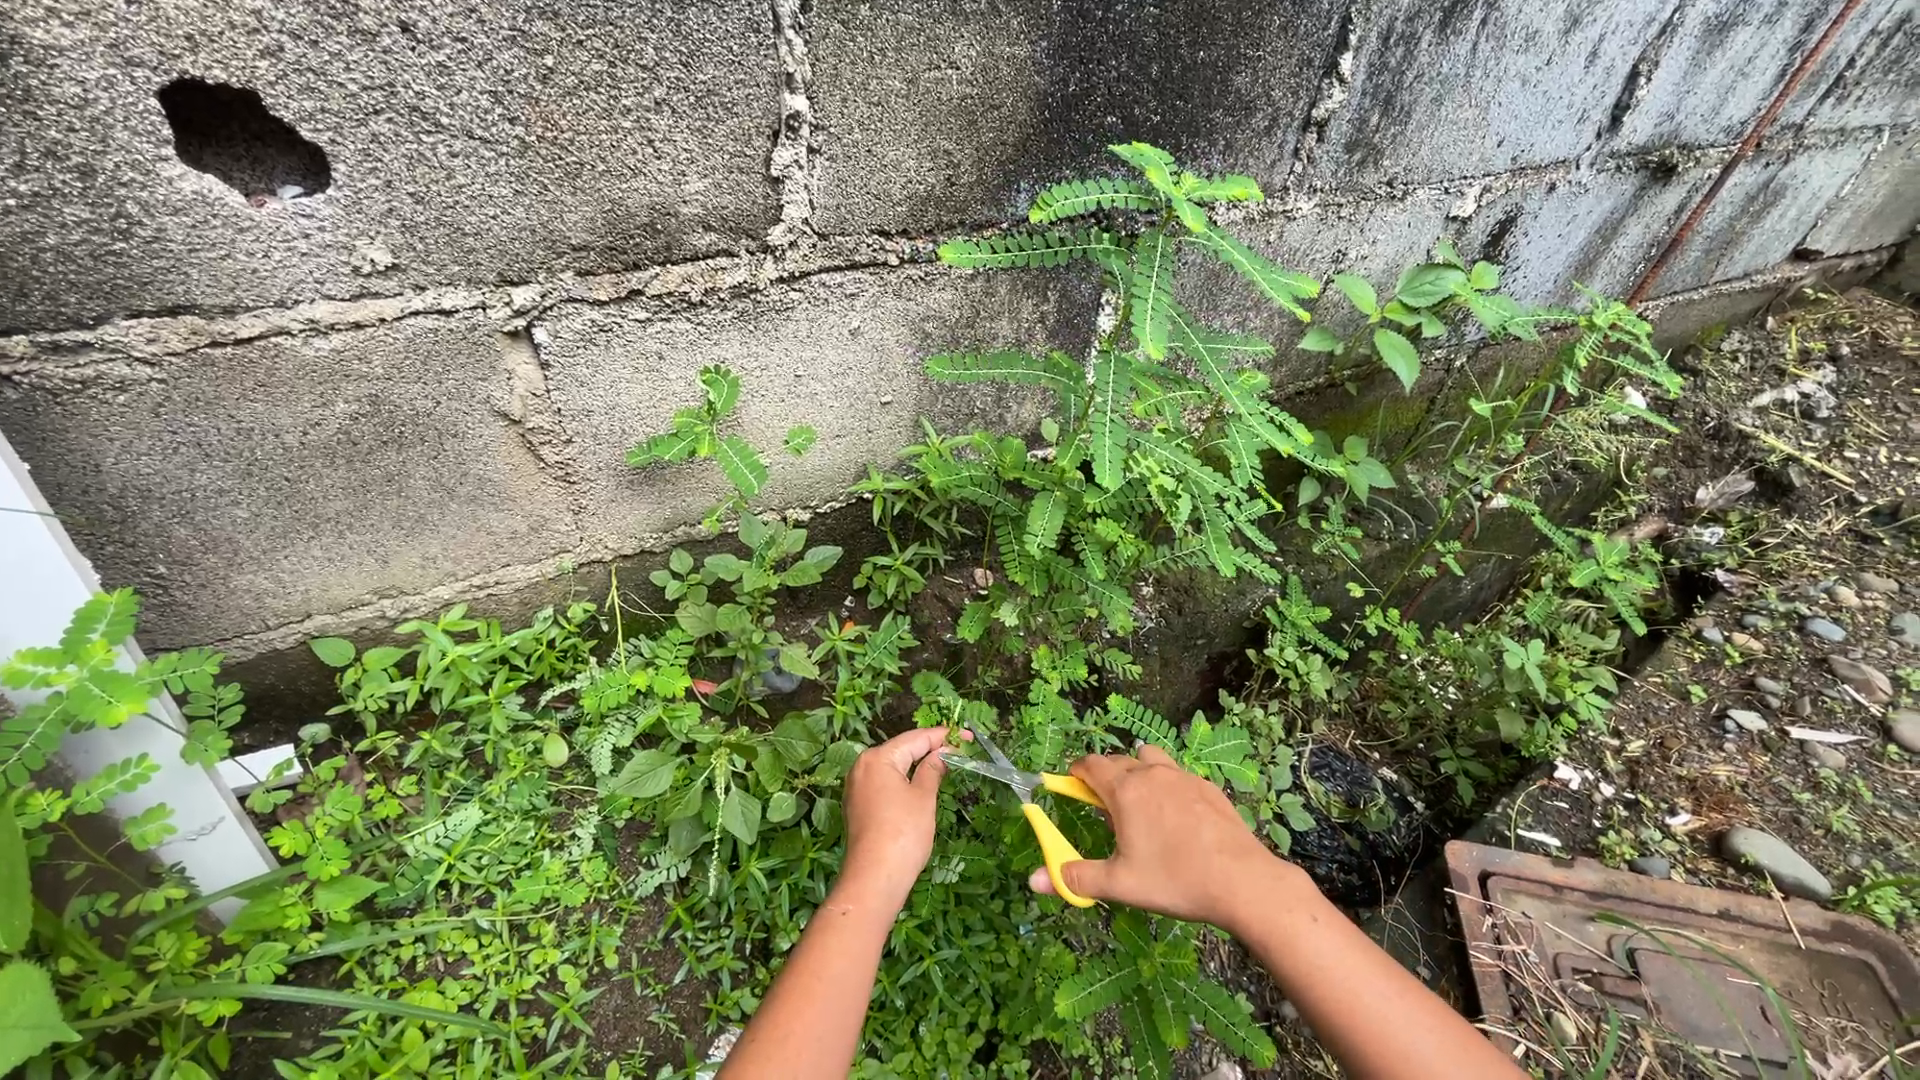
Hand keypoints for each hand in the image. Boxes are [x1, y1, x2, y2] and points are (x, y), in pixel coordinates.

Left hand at [838, 726, 966, 904]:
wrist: (874, 879)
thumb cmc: (903, 834)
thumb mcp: (923, 797)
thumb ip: (933, 769)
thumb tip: (943, 753)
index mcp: (877, 758)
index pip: (915, 739)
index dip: (943, 736)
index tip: (968, 735)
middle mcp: (862, 767)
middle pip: (901, 750)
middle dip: (930, 749)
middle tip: (960, 749)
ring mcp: (857, 787)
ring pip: (893, 767)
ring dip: (917, 764)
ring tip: (946, 763)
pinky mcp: (858, 805)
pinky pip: (885, 783)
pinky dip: (904, 780)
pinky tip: (921, 783)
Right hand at [1027, 744, 1308, 930]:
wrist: (1243, 881)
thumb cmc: (1175, 880)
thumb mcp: (1120, 884)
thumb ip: (1075, 877)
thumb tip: (1035, 880)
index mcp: (1125, 791)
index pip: (1091, 765)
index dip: (1076, 772)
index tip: (1071, 784)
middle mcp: (1151, 774)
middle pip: (1118, 760)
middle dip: (1104, 775)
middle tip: (1101, 805)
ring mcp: (1183, 777)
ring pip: (1150, 758)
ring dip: (1136, 770)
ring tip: (1138, 802)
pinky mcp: (1208, 787)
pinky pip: (1177, 775)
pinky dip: (1166, 785)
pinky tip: (1174, 816)